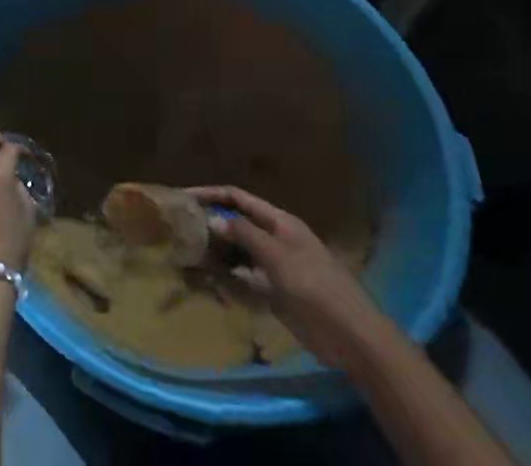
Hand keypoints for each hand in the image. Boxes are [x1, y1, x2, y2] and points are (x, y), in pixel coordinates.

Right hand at [185, 185, 382, 366]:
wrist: (351, 337)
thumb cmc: (317, 288)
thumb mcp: (278, 256)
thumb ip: (245, 234)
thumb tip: (212, 218)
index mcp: (279, 222)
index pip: (238, 197)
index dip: (211, 194)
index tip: (183, 197)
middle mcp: (274, 239)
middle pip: (235, 223)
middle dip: (209, 223)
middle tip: (179, 228)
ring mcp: (273, 265)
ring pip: (236, 251)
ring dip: (215, 251)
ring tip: (186, 253)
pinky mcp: (272, 290)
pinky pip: (242, 276)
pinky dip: (225, 276)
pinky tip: (207, 280)